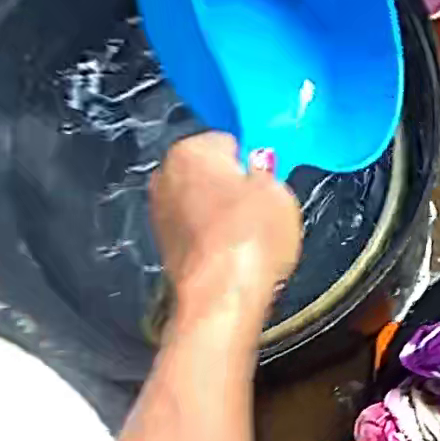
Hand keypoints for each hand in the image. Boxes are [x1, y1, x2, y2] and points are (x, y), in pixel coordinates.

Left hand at [150, 132, 301, 316]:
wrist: (222, 297)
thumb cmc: (252, 238)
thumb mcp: (279, 194)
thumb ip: (267, 173)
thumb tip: (257, 167)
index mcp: (190, 150)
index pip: (228, 142)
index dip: (254, 163)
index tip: (269, 185)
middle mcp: (165, 176)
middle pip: (209, 175)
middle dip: (233, 190)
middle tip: (262, 214)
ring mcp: (160, 215)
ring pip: (202, 207)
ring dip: (223, 218)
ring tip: (251, 242)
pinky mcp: (165, 250)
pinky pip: (198, 236)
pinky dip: (214, 243)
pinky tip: (235, 259)